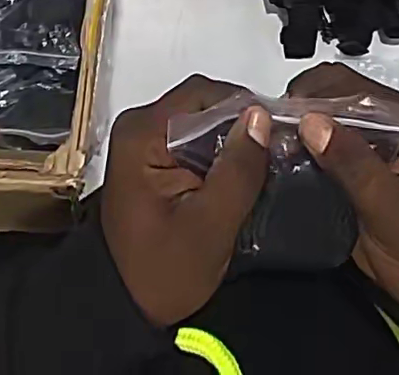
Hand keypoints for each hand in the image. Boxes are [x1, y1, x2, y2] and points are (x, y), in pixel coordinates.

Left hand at [101, 75, 271, 326]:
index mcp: (143, 132)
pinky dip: (216, 148)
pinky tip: (239, 169)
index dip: (243, 105)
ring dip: (230, 135)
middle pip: (199, 102)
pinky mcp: (149, 154)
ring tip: (264, 157)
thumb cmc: (160, 271)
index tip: (278, 127)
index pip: (200, 94)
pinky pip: (189, 135)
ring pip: (197, 118)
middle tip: (276, 145)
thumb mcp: (209, 226)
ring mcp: (142, 138)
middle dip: (239, 121)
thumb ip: (237, 171)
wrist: (120, 303)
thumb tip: (260, 117)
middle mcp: (138, 124)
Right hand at [288, 63, 398, 313]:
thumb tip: (313, 122)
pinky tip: (285, 148)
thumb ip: (357, 168)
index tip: (287, 118)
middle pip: (340, 90)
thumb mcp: (397, 217)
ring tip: (277, 138)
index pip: (362, 93)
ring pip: (327, 105)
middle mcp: (398, 121)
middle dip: (306, 105)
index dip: (321, 100)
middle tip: (277, 128)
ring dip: (300, 117)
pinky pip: (323, 128)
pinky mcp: (356, 151)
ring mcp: (376, 134)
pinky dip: (301, 133)